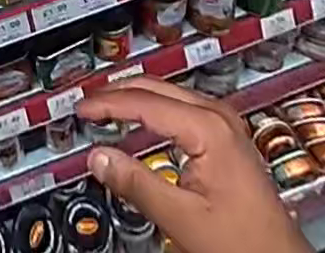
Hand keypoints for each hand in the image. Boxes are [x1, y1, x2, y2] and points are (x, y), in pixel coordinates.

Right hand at [77, 77, 313, 252]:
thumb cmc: (244, 246)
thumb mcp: (184, 220)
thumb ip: (137, 184)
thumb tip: (98, 157)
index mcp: (207, 127)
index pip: (143, 102)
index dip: (107, 104)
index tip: (80, 109)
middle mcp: (217, 115)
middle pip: (154, 87)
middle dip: (116, 92)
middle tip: (85, 102)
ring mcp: (223, 122)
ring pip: (166, 92)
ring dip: (132, 97)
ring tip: (103, 106)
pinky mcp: (225, 134)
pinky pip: (178, 105)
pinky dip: (150, 107)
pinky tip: (137, 118)